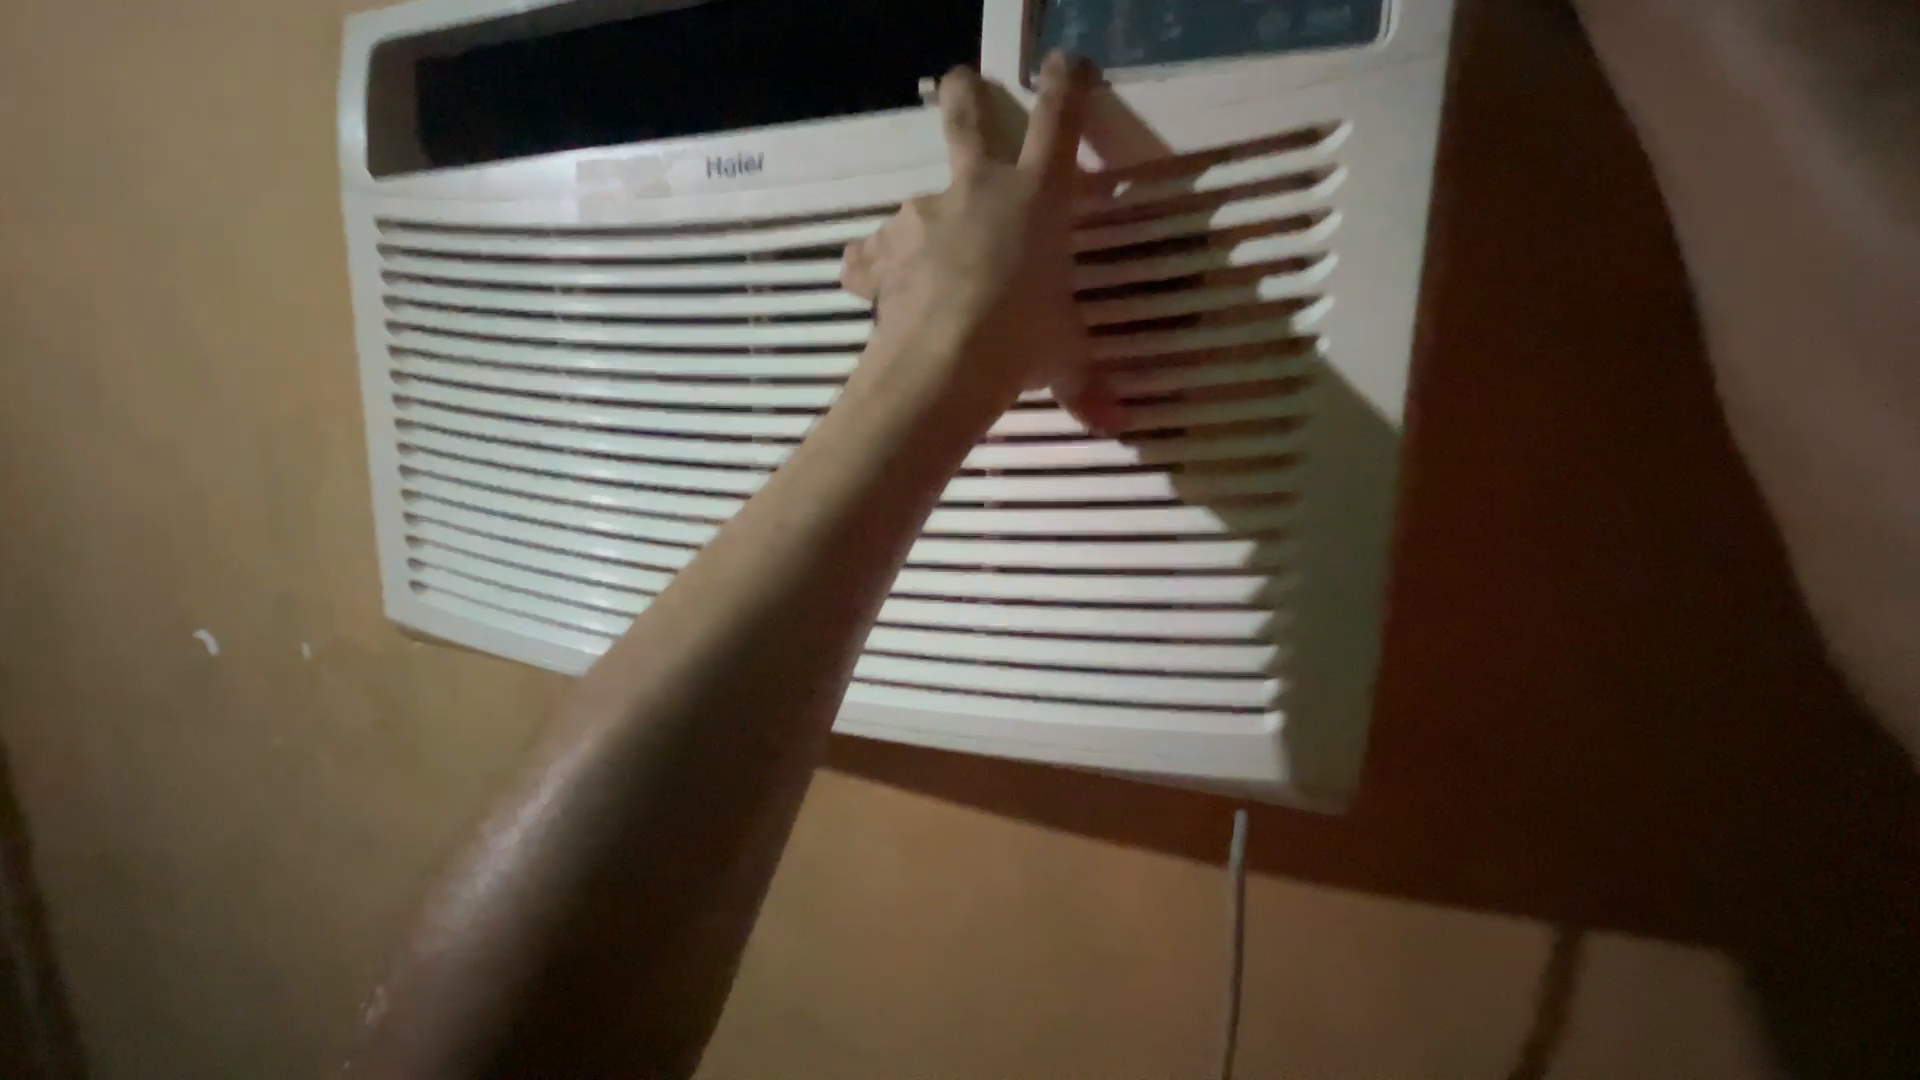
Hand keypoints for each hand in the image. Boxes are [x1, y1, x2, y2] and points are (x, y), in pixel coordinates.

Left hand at [839, 52, 1123, 434]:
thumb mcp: (1064, 360)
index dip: (1067, 85)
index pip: (1061, 119)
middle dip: (962, 95)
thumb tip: (1119, 428)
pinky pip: (868, 257)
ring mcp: (923, 217)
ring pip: (913, 204)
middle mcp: (976, 191)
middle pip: (965, 114)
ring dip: (918, 230)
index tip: (1066, 64)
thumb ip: (1086, 386)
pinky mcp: (881, 253)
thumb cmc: (1024, 343)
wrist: (949, 360)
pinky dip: (871, 270)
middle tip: (958, 84)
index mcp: (1036, 197)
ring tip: (921, 267)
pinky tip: (874, 289)